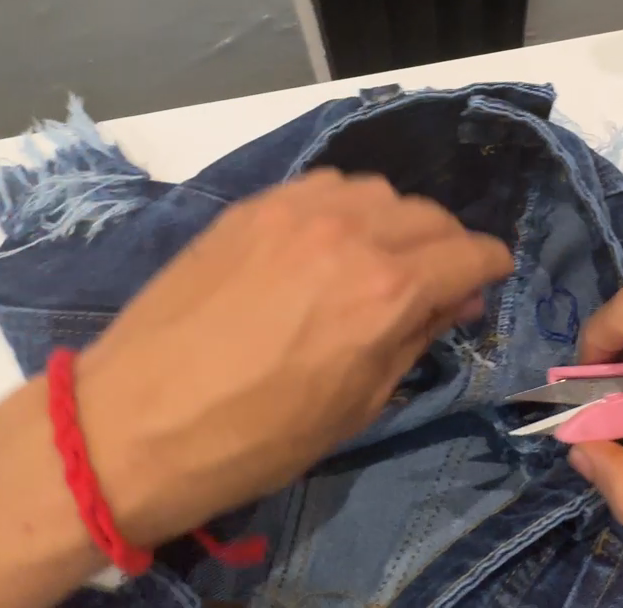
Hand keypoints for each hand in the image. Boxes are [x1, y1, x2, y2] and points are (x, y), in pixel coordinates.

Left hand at [72, 170, 511, 544]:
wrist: (131, 423)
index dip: (491, 264)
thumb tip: (460, 297)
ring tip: (379, 254)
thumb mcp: (357, 403)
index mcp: (387, 290)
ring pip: (382, 192)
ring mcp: (300, 210)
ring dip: (397, 222)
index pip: (470, 253)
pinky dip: (347, 206)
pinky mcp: (257, 204)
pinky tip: (329, 237)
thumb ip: (418, 335)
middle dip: (448, 246)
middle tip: (436, 278)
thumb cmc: (256, 436)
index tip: (490, 276)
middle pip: (432, 216)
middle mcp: (354, 233)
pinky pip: (328, 185)